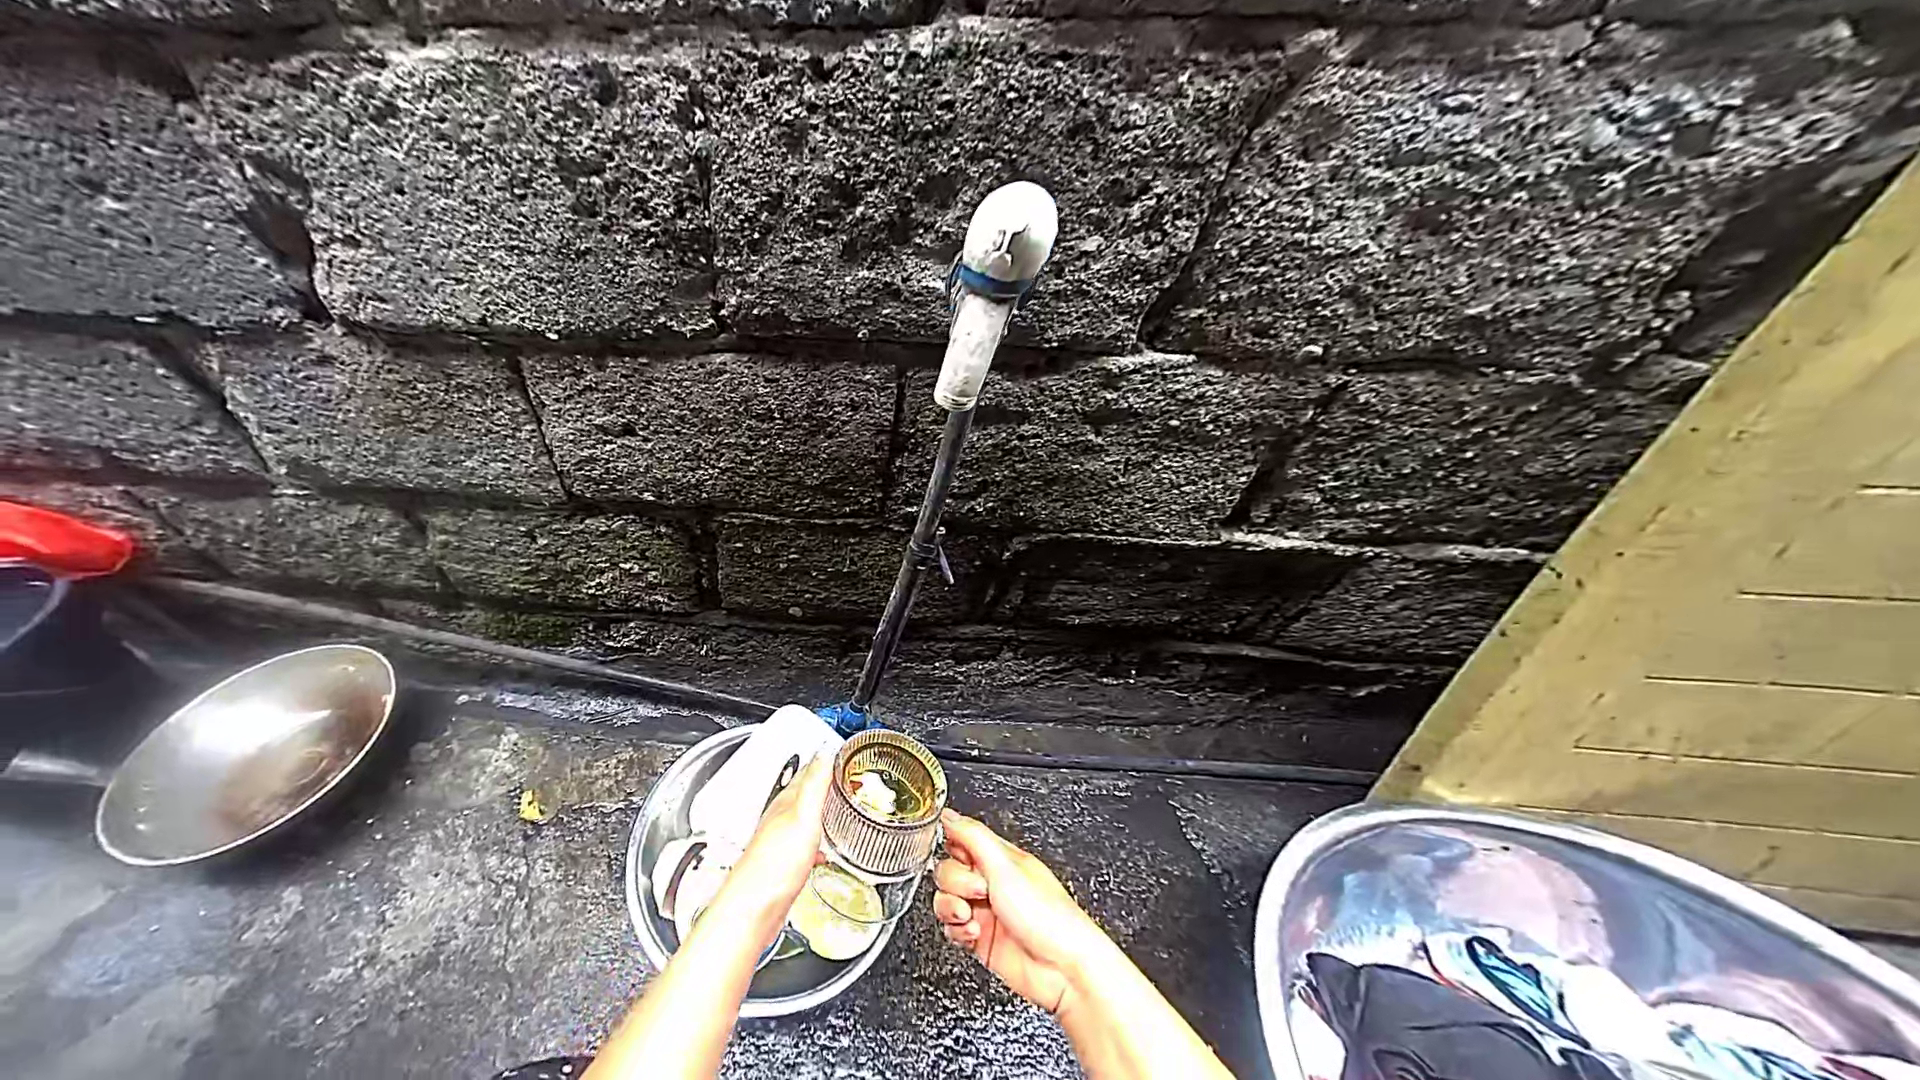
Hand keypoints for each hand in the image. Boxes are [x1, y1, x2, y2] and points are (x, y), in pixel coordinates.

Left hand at [710, 756, 829, 942]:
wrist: (751, 912)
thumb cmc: (772, 867)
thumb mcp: (803, 818)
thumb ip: (815, 785)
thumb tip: (825, 753)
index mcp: (785, 802)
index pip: (808, 771)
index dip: (826, 759)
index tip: (844, 754)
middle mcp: (780, 819)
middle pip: (806, 792)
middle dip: (826, 783)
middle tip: (847, 778)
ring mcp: (781, 842)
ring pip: (806, 817)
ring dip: (823, 810)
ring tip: (841, 808)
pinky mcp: (784, 865)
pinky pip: (806, 843)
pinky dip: (819, 840)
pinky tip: (825, 850)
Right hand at [931, 809, 1115, 1015]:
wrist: (1062, 968)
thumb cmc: (1049, 915)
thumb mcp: (1005, 866)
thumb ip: (973, 837)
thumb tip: (949, 815)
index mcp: (1000, 858)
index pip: (962, 840)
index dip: (953, 848)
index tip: (959, 859)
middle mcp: (991, 882)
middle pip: (948, 871)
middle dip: (955, 882)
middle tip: (978, 891)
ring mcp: (985, 911)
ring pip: (946, 900)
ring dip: (951, 908)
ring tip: (970, 916)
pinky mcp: (980, 939)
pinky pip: (952, 928)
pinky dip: (956, 930)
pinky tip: (973, 933)